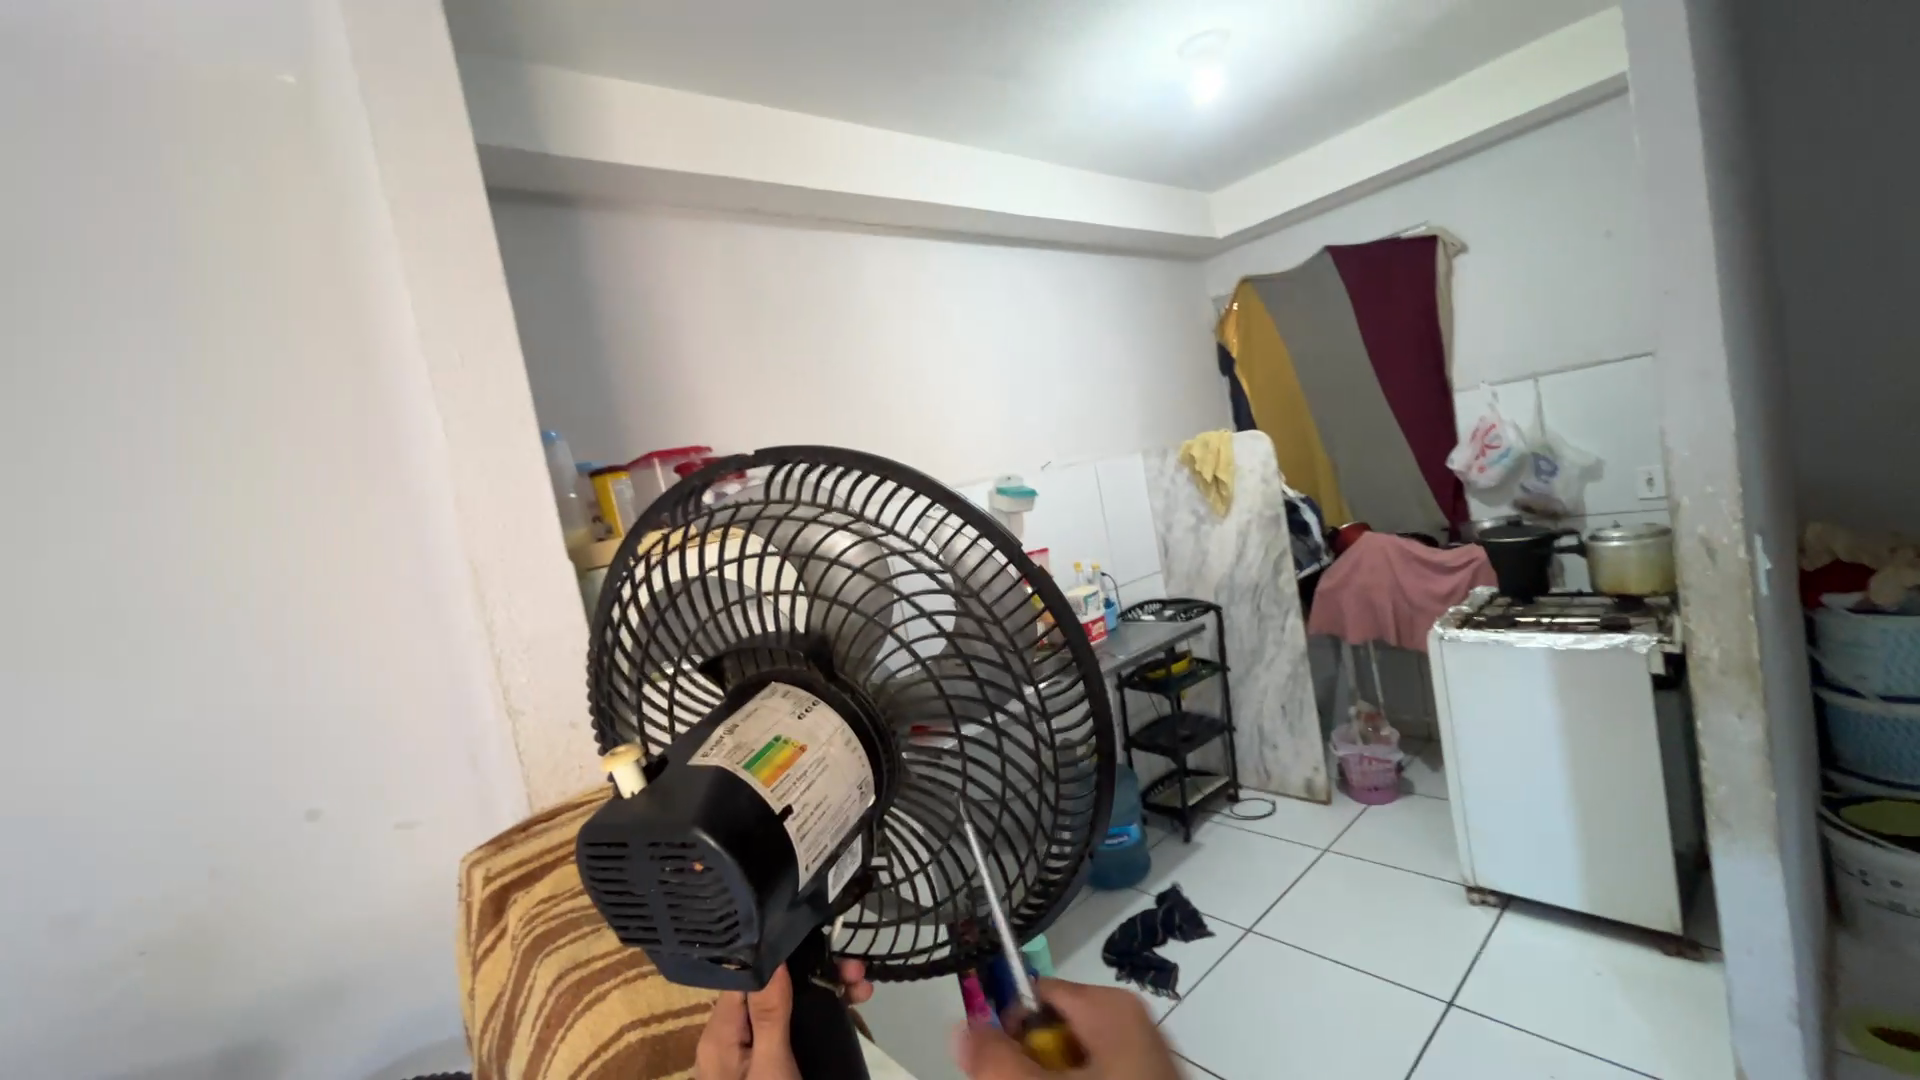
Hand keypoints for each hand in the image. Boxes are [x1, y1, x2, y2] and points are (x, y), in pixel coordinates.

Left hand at [694, 960, 873, 1079]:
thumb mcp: (770, 1069)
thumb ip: (769, 1013)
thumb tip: (771, 956)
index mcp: (721, 1034)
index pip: (746, 974)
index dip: (783, 953)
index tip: (822, 940)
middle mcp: (732, 1038)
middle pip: (772, 987)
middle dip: (816, 972)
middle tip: (859, 971)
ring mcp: (751, 1053)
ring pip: (787, 1005)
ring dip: (825, 989)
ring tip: (863, 985)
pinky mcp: (770, 1065)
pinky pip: (792, 1028)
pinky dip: (821, 1014)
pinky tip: (849, 1006)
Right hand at [954, 978, 1179, 1079]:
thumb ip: (997, 1061)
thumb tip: (961, 1028)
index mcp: (1109, 1007)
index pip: (1036, 996)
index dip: (1009, 1034)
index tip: (1001, 1074)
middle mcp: (1129, 1024)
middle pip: (1053, 1037)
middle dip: (1029, 1071)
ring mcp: (1144, 1061)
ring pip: (1073, 1069)